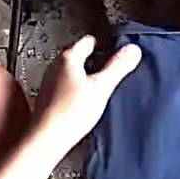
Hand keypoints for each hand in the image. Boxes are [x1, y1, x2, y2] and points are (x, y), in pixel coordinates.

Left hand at [31, 35, 141, 152]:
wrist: (47, 138)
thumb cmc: (70, 112)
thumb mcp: (102, 87)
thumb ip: (117, 67)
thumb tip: (132, 50)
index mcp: (68, 58)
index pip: (89, 40)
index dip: (105, 42)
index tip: (117, 46)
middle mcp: (56, 66)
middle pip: (80, 53)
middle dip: (96, 58)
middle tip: (112, 64)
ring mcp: (51, 81)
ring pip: (73, 69)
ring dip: (87, 73)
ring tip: (102, 82)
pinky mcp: (50, 96)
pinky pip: (67, 84)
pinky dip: (79, 86)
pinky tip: (86, 98)